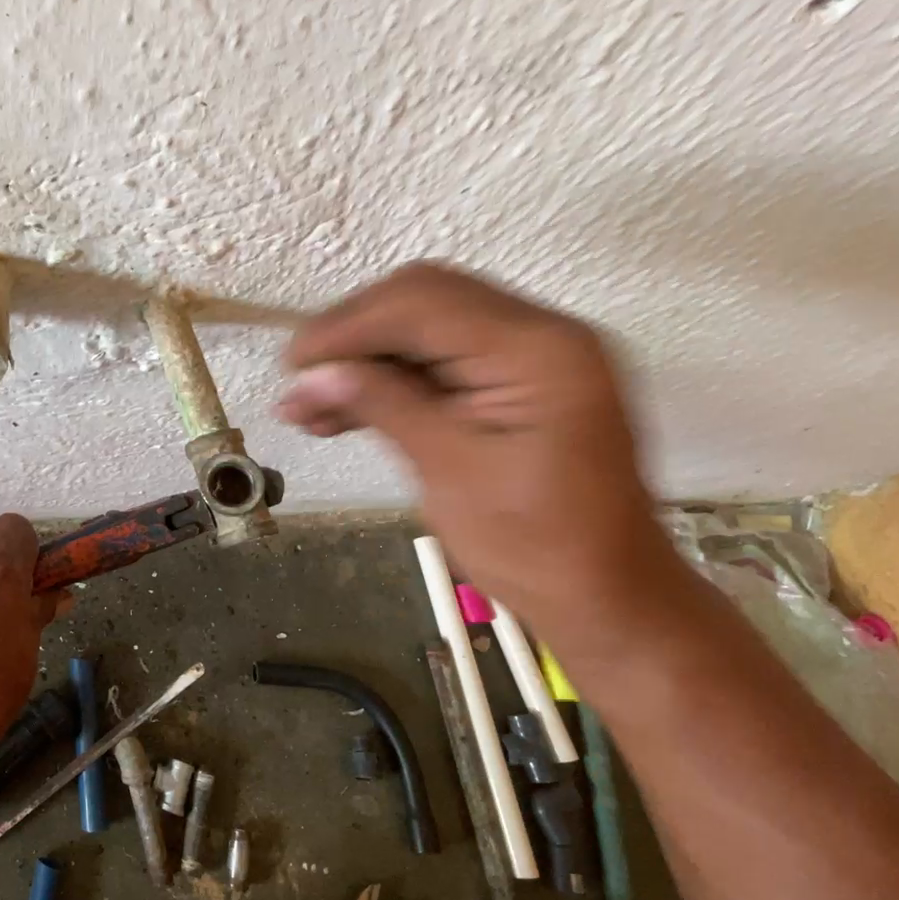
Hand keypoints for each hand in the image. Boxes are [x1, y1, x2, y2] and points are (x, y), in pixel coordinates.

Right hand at [276, 262, 673, 624]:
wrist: (607, 598)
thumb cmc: (535, 546)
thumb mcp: (449, 472)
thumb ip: (383, 406)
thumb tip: (313, 373)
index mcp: (539, 351)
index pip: (422, 304)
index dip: (346, 326)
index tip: (292, 364)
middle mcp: (541, 335)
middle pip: (422, 301)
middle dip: (351, 337)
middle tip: (301, 381)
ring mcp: (531, 356)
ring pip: (421, 328)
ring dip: (362, 362)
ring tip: (306, 407)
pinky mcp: (515, 381)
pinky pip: (437, 360)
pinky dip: (387, 381)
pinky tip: (339, 413)